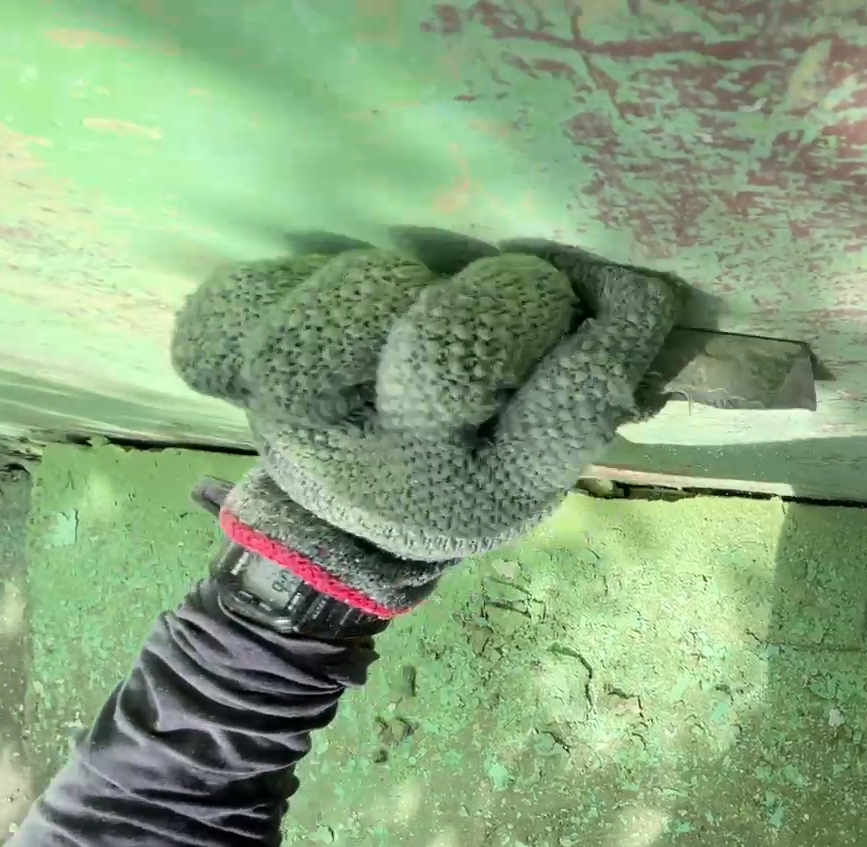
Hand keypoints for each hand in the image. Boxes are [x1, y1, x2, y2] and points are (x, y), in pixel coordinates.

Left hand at [171, 245, 678, 614]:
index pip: (568, 412)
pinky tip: (310, 309)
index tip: (638, 297)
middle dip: (505, 299)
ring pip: (338, 318)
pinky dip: (268, 296)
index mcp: (493, 494)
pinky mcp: (242, 393)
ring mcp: (308, 432)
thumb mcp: (535, 467)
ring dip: (388, 286)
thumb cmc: (461, 481)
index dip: (609, 342)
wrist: (346, 539)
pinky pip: (227, 323)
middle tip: (526, 292)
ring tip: (408, 304)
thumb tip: (635, 304)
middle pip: (446, 354)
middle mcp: (401, 473)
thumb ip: (578, 399)